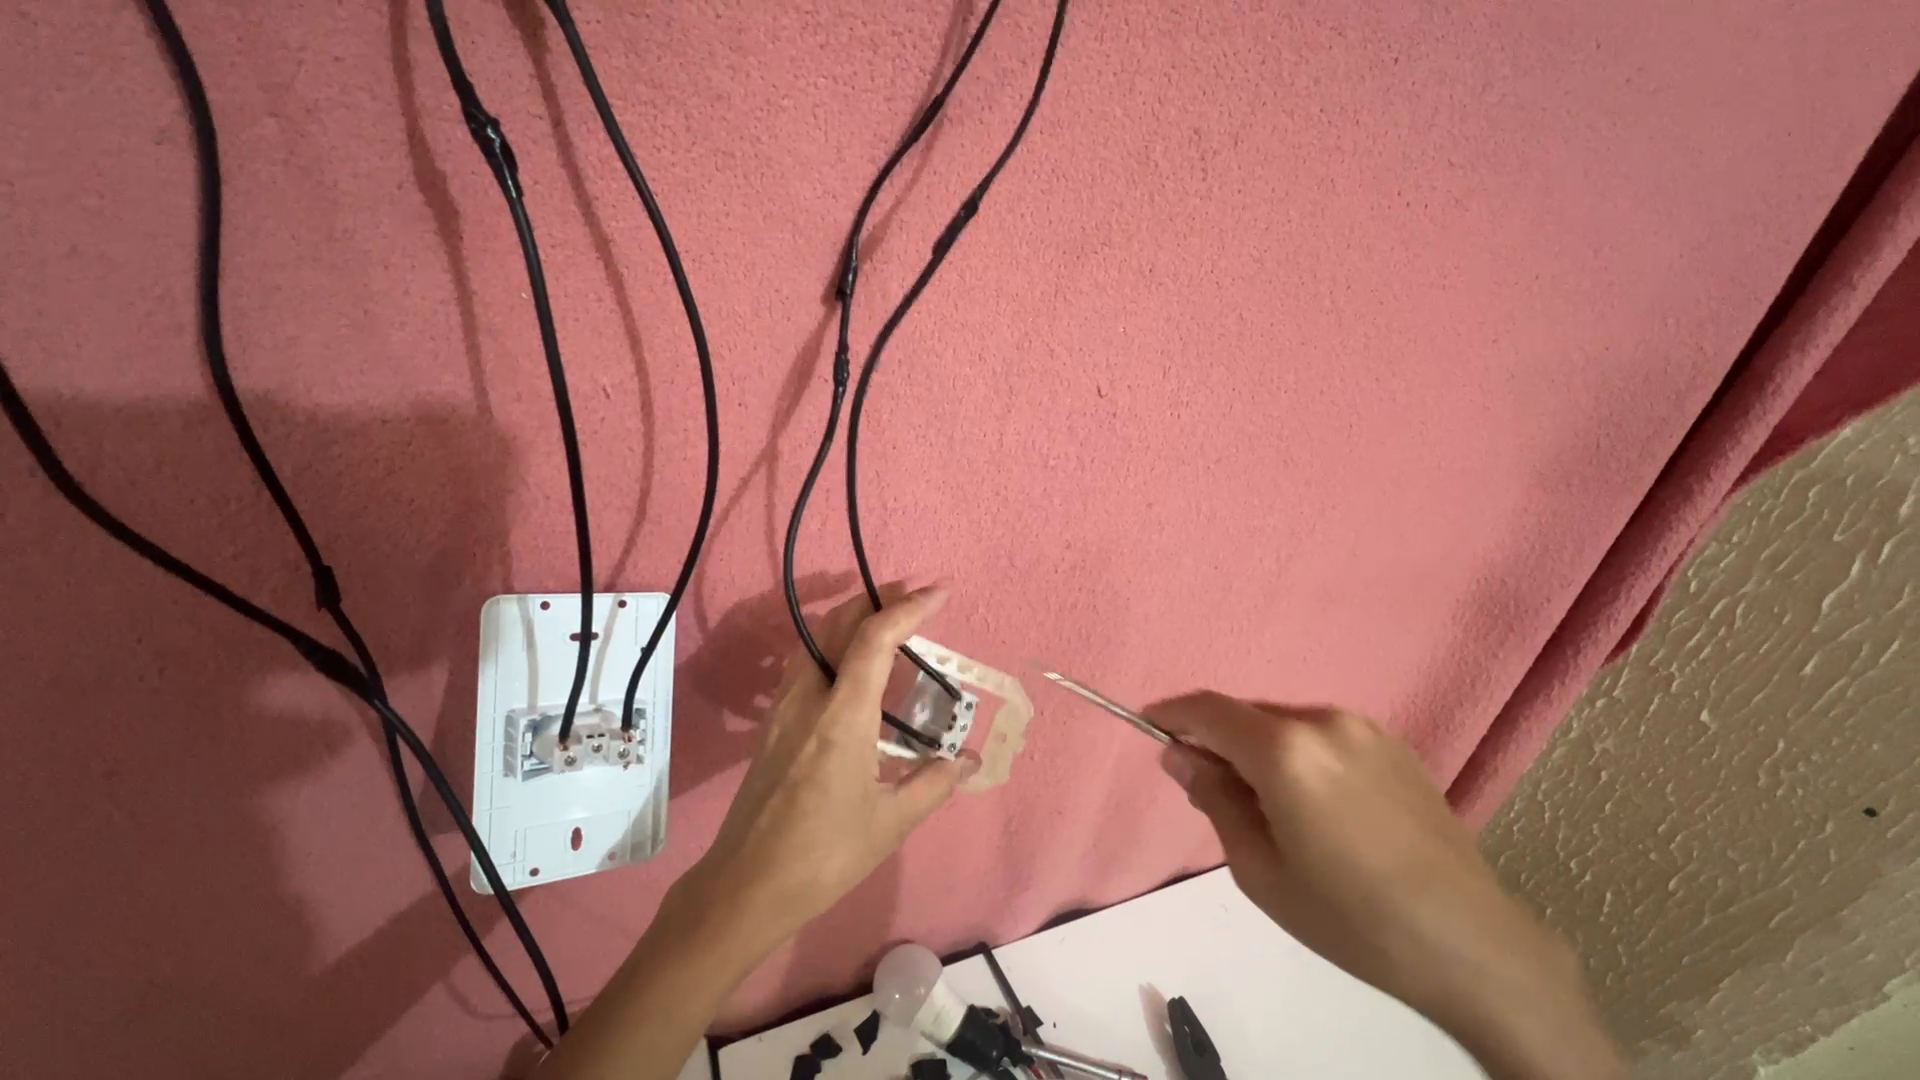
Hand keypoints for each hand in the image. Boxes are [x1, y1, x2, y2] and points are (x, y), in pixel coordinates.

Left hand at [673, 583, 978, 955]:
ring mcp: (783, 711)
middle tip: (913, 598)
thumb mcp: (890, 823)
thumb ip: (933, 783)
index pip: (874, 640)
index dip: (908, 608)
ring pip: (815, 642)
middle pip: (837, 626)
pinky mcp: (772, 727)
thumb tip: (969, 760)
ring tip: (887, 627)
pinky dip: (833, 648)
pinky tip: (852, 673)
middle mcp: (808, 700)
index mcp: (841, 718)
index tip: (939, 592)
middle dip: (876, 601)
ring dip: (850, 621)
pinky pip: (804, 666)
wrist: (746, 886)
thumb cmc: (824, 856)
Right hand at [1148, 694, 1623, 1079]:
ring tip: (1266, 808)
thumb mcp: (1260, 870)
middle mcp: (1324, 722)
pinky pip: (1323, 737)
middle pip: (1248, 715)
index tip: (1148, 727)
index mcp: (1286, 751)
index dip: (1172, 714)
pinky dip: (1298, 755)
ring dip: (1259, 750)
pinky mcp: (1396, 746)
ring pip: (1286, 725)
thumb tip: (1179, 755)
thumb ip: (1214, 799)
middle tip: (1207, 789)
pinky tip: (1314, 807)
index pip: (1209, 710)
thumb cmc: (1349, 918)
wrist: (1470, 941)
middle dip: (1217, 740)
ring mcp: (1366, 730)